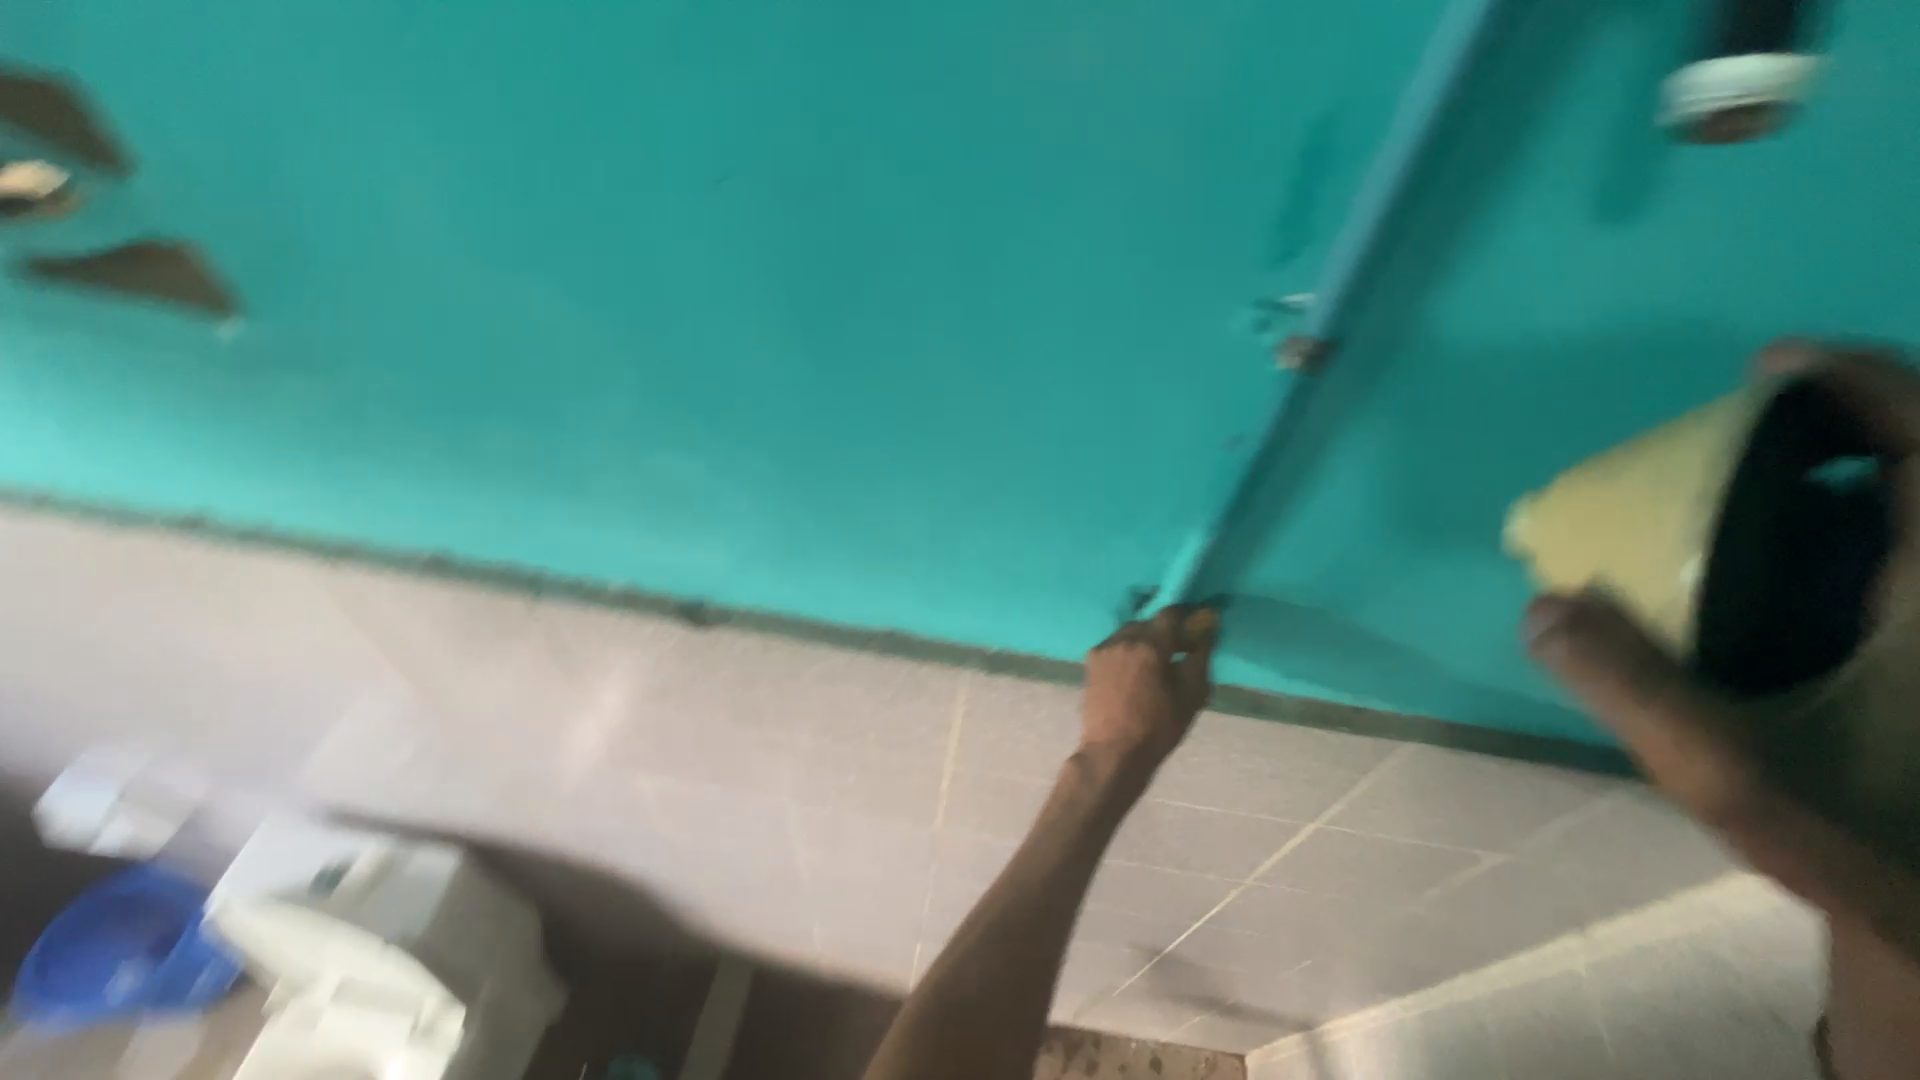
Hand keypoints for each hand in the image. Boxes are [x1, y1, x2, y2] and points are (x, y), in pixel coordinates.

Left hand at [1080, 604, 1218, 773]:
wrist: (1113, 753)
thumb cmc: (1157, 728)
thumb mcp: (1191, 694)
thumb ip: (1200, 655)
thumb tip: (1207, 627)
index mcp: (1148, 645)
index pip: (1171, 614)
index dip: (1189, 614)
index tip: (1201, 621)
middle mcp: (1121, 639)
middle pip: (1149, 623)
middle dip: (1168, 630)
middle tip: (1184, 647)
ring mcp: (1102, 650)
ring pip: (1130, 632)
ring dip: (1147, 639)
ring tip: (1160, 661)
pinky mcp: (1091, 663)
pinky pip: (1116, 646)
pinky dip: (1130, 650)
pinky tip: (1139, 669)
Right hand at [1522, 339, 1919, 962]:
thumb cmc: (1860, 842)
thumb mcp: (1727, 774)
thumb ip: (1631, 689)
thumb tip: (1543, 606)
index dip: (1861, 382)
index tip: (1770, 363)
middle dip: (1857, 421)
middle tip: (1758, 425)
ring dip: (1863, 473)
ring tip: (1766, 482)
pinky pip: (1908, 555)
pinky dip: (1867, 525)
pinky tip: (1797, 564)